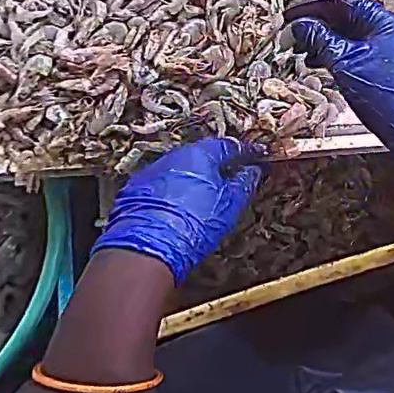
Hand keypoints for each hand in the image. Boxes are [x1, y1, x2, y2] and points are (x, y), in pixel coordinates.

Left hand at [92, 138, 262, 282]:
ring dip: (195, 179)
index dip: (245, 152)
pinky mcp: (137, 188)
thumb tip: (253, 172)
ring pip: (181, 169)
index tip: (256, 156)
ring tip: (205, 197)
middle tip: (233, 177)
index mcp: (200, 154)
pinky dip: (174, 191)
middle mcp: (175, 156)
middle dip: (218, 165)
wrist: (148, 246)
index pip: (228, 146)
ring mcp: (154, 171)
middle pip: (202, 155)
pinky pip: (163, 184)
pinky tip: (180, 208)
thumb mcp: (228, 206)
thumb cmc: (192, 224)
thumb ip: (243, 184)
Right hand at [285, 0, 393, 155]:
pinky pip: (353, 53)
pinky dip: (334, 56)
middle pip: (344, 17)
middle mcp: (386, 32)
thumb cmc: (391, 97)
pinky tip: (320, 64)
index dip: (314, 7)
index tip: (293, 15)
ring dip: (323, 41)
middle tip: (294, 33)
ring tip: (302, 50)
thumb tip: (301, 26)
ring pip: (347, 37)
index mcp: (382, 22)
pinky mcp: (382, 68)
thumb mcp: (345, 63)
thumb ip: (320, 40)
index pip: (342, 1)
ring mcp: (386, 50)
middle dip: (316, 25)